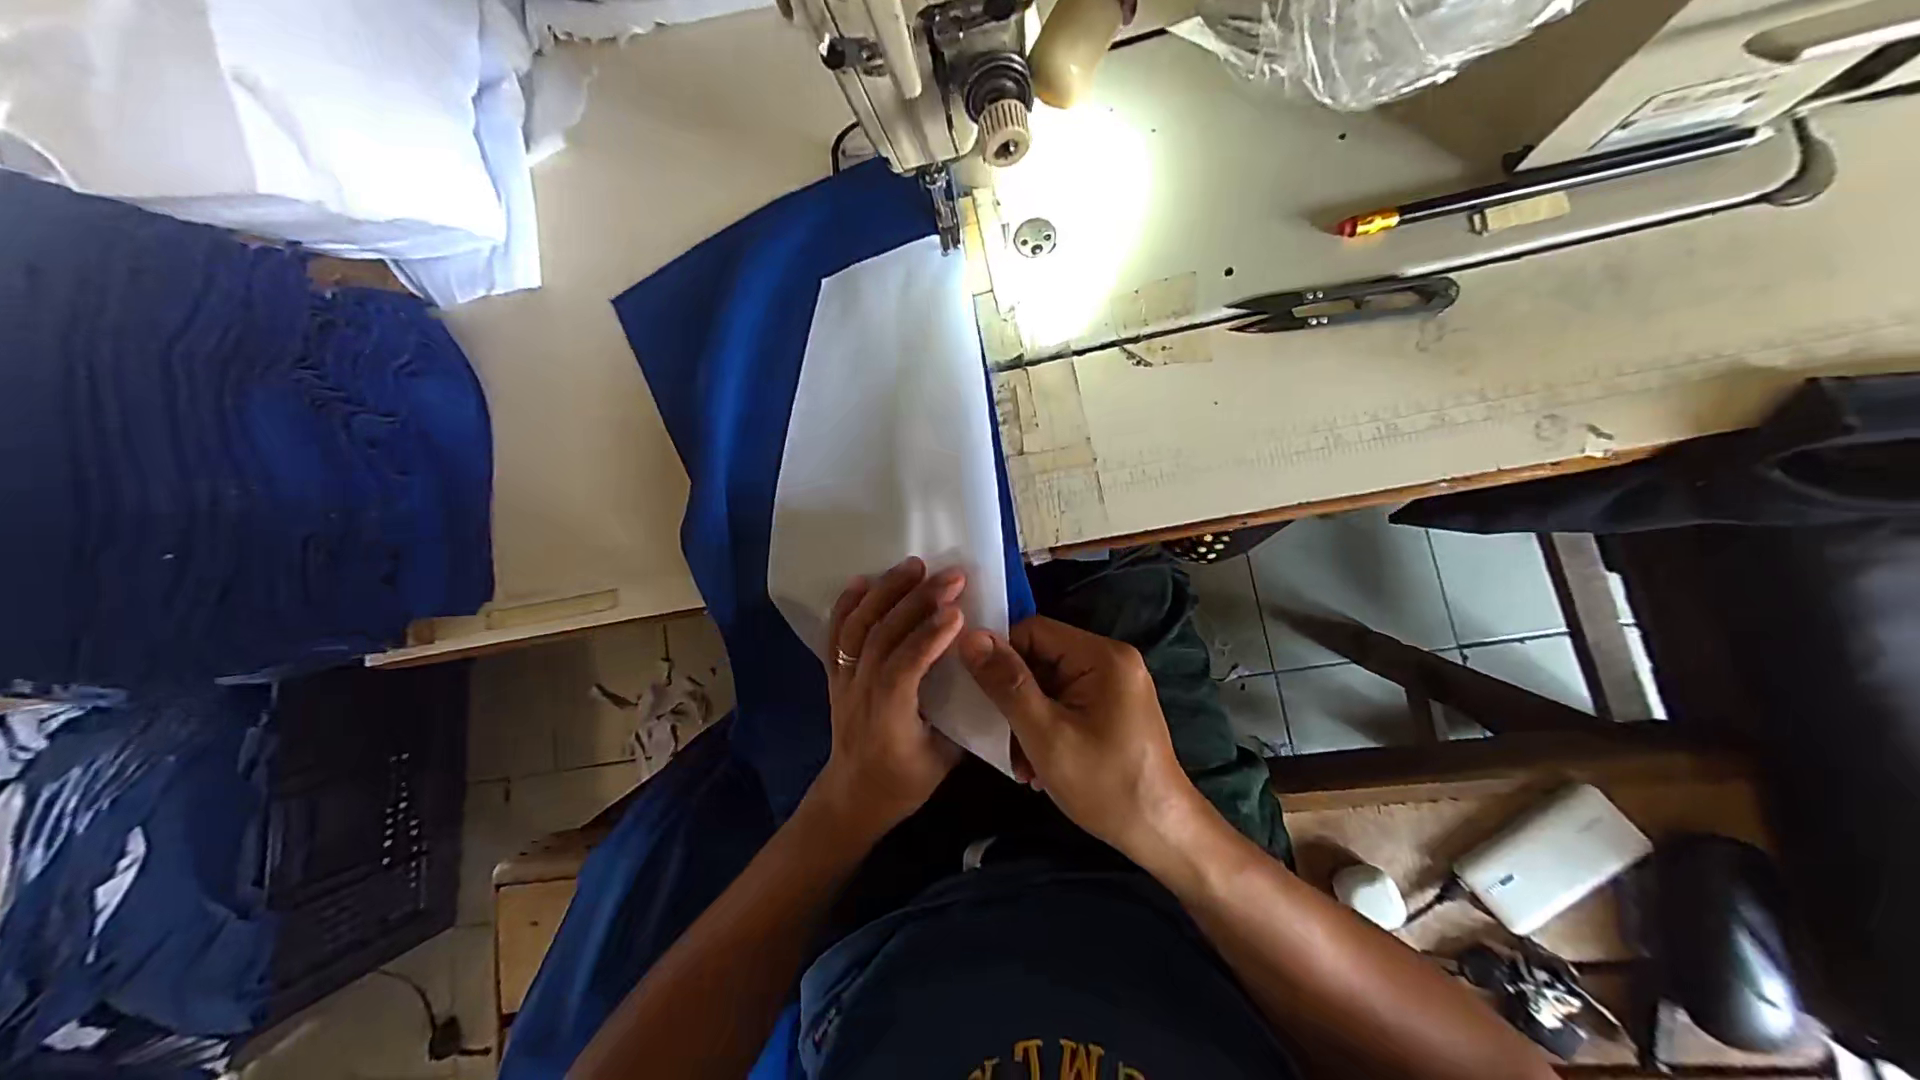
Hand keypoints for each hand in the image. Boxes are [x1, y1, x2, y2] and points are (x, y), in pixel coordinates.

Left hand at [806, 557, 966, 840]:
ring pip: (858, 628)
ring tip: (913, 566)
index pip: (903, 668)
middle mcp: (859, 693)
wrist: (852, 798)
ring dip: (886, 592)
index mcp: (887, 718)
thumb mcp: (944, 760)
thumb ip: (962, 717)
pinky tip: (864, 581)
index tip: (957, 611)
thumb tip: (986, 672)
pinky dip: (848, 605)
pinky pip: (837, 635)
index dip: (928, 637)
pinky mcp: (835, 675)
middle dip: (916, 601)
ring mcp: (842, 681)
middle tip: (950, 575)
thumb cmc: (903, 783)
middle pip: (882, 637)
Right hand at [958, 616, 1204, 859]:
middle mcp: (1111, 661)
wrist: (1162, 835)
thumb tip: (970, 636)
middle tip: (1003, 742)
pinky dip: (1047, 730)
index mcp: (1102, 656)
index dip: (1001, 657)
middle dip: (1015, 700)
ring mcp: (1115, 686)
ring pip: (1049, 686)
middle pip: (1040, 659)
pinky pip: (1065, 704)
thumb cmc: (1105, 784)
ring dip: (1028, 722)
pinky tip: (1040, 767)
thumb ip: (1007, 684)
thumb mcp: (1046, 735)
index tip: (979, 694)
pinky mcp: (1113, 709)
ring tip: (1023, 766)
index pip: (1033, 630)